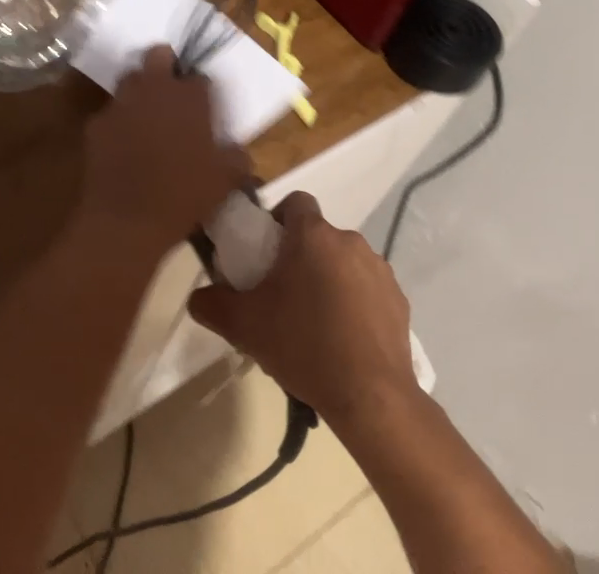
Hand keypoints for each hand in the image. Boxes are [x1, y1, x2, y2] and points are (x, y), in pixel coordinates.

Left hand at [79, 46, 250, 258]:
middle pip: (158, 56)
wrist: (127, 220)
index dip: (202, 91)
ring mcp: (121, 103)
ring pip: (130, 78)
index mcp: (189, 97)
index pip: (200, 78)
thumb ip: (236, 156)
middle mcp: (153, 89)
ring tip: (147, 113)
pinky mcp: (96, 123)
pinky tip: (123, 141)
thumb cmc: (183, 196)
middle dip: (166, 65)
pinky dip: (118, 120)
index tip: (203, 108)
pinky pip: (110, 112)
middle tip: (172, 89)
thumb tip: (237, 150)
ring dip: (140, 88)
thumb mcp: (226, 180)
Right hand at [188, 192, 418, 424]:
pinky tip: (342, 339)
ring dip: (327, 280)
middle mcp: (350, 243)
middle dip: (299, 257)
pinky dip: (353, 304)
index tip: (264, 251)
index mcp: (313, 237)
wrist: (369, 396)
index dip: (277, 219)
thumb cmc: (302, 346)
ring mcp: (380, 271)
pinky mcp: (399, 301)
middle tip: (280, 295)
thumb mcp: (243, 326)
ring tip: (312, 323)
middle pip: (318, 237)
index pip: (295, 202)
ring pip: (343, 263)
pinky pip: (367, 290)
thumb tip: (199, 298)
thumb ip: (211, 304)